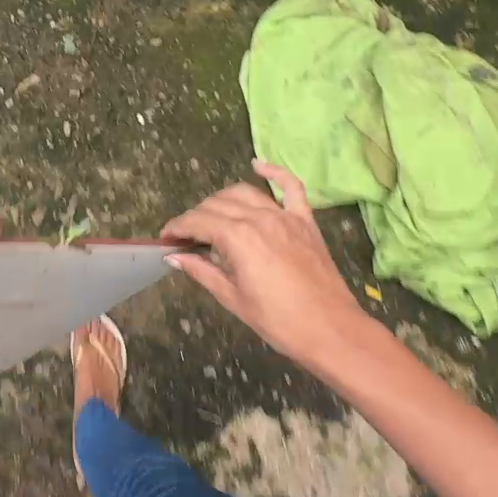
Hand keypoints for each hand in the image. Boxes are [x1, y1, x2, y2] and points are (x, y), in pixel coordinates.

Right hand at [161, 161, 366, 367]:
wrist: (331, 330)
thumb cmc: (279, 321)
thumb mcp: (233, 299)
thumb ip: (202, 271)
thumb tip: (173, 256)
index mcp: (237, 237)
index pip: (197, 221)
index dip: (178, 228)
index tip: (166, 238)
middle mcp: (258, 217)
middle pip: (216, 204)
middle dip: (197, 217)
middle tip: (189, 237)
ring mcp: (284, 215)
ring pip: (245, 193)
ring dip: (223, 200)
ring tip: (213, 216)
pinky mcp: (305, 220)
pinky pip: (290, 187)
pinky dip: (274, 172)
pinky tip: (258, 166)